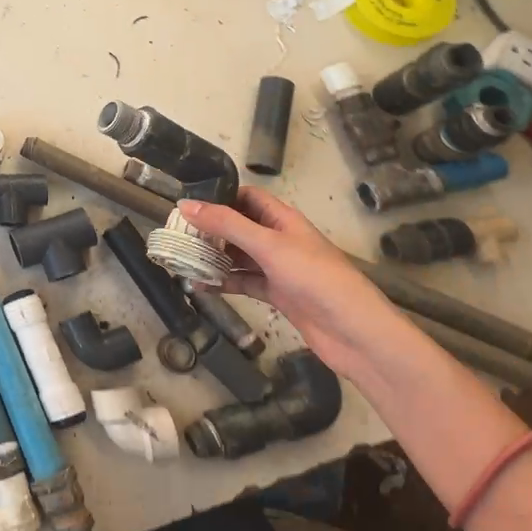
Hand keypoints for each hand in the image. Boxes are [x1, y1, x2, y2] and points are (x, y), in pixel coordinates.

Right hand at [177, 187, 409, 382]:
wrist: (355, 334)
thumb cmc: (315, 278)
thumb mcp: (267, 245)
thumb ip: (226, 224)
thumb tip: (184, 204)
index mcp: (283, 220)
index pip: (247, 197)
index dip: (219, 196)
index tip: (187, 203)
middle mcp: (280, 240)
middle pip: (238, 227)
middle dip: (209, 230)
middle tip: (176, 233)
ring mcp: (278, 268)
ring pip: (238, 256)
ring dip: (213, 257)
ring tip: (180, 259)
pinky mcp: (277, 294)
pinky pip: (243, 281)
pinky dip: (223, 282)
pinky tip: (199, 286)